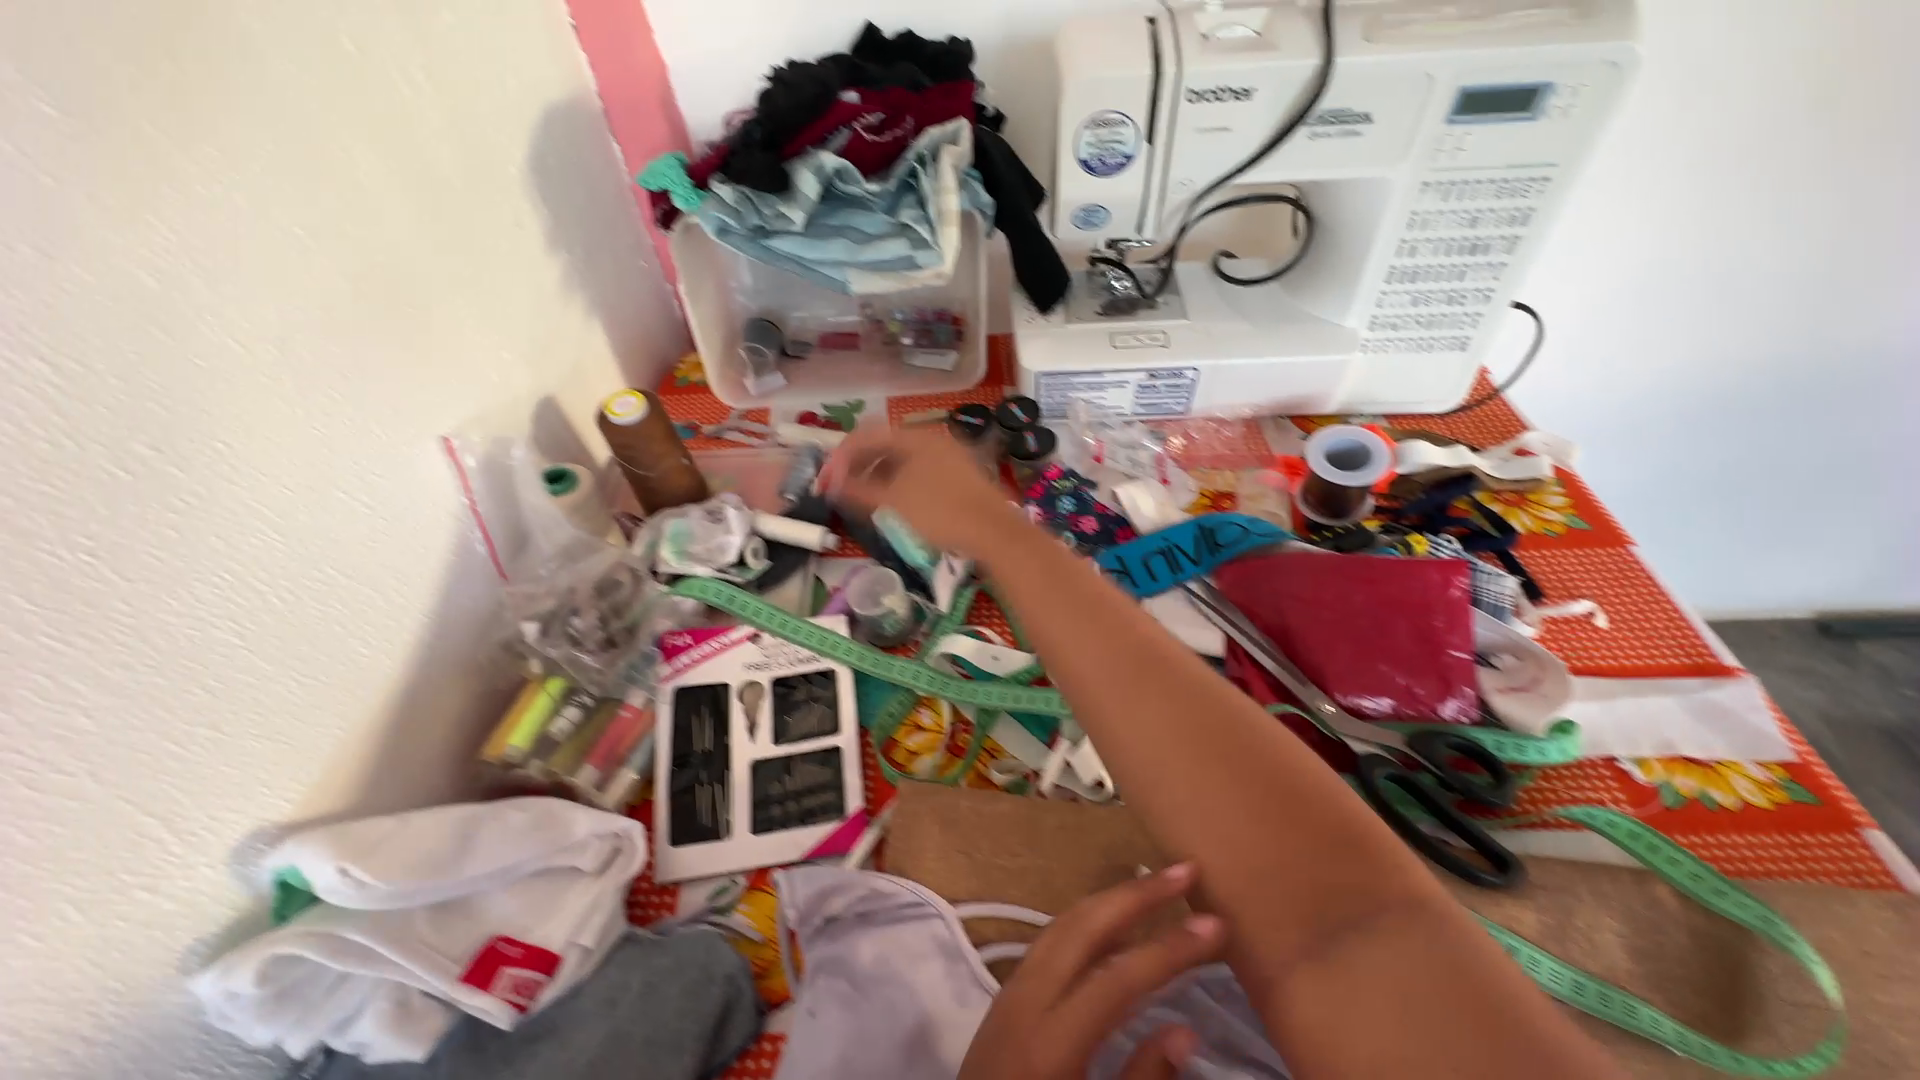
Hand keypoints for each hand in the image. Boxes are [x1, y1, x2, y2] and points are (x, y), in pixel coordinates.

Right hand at [824, 425, 1031, 561]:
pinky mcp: (960, 478)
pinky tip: (893, 506)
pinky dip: (898, 484)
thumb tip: (831, 485)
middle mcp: (933, 440)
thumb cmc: (942, 513)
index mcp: (916, 437)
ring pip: (902, 461)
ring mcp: (949, 458)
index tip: (825, 483)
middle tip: (839, 492)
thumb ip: (857, 491)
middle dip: (857, 466)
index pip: (866, 435)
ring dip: (876, 477)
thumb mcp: (893, 502)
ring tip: (862, 501)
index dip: (840, 457)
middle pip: (884, 446)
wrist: (996, 534)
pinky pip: (919, 473)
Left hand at [958, 863, 1225, 1079]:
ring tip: (1156, 883)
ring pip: (1063, 923)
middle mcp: (1026, 999)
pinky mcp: (1006, 993)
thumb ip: (1140, 1078)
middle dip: (1137, 894)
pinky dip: (1088, 918)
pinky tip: (1115, 920)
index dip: (1170, 948)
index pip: (1119, 977)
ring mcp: (1011, 990)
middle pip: (1084, 926)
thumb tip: (1185, 1030)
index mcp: (1051, 1040)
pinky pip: (1051, 939)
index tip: (1215, 923)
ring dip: (1111, 898)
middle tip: (1185, 870)